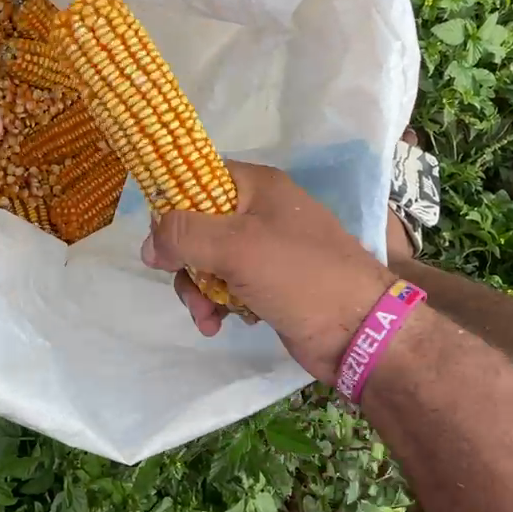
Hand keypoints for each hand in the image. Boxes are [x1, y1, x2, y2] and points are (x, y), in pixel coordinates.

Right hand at [143, 161, 397, 379]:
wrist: (364, 334)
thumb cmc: (301, 276)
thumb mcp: (236, 246)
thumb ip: (184, 235)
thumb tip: (149, 245)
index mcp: (257, 186)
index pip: (196, 177)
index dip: (171, 204)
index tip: (159, 237)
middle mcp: (259, 211)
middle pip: (196, 225)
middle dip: (183, 259)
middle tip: (182, 281)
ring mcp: (264, 249)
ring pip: (206, 259)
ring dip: (196, 288)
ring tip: (205, 315)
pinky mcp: (267, 283)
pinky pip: (224, 285)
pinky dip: (215, 304)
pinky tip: (217, 325)